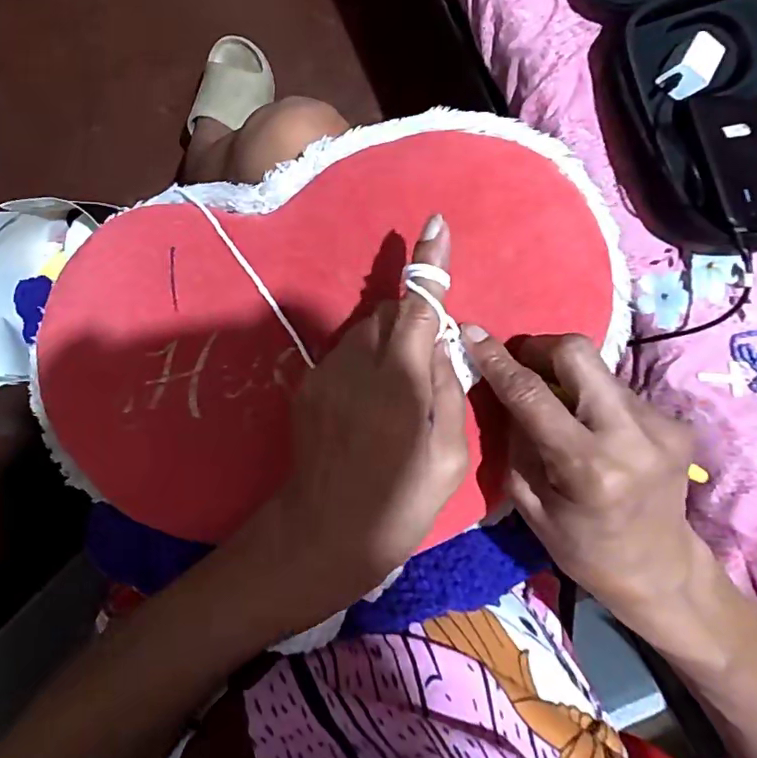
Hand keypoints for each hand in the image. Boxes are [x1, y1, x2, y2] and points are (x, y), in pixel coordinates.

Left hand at [242, 214, 470, 623]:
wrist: (321, 532)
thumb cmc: (399, 504)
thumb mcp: (449, 458)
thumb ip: (448, 389)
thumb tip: (444, 345)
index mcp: (400, 380)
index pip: (418, 306)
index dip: (429, 264)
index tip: (434, 225)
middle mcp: (358, 363)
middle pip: (389, 312)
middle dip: (413, 320)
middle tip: (427, 363)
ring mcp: (326, 372)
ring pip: (364, 329)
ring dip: (387, 340)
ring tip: (396, 389)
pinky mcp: (307, 384)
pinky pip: (344, 351)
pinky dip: (364, 358)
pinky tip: (369, 402)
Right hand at [462, 331, 710, 627]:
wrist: (662, 572)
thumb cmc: (583, 548)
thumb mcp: (530, 502)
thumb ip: (516, 440)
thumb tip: (501, 387)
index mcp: (589, 468)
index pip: (532, 394)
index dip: (497, 359)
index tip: (472, 332)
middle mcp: (632, 436)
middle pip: (577, 352)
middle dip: (538, 347)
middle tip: (518, 363)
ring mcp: (661, 425)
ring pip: (597, 367)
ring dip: (564, 373)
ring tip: (552, 399)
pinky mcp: (674, 421)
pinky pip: (616, 387)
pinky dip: (589, 393)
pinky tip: (586, 421)